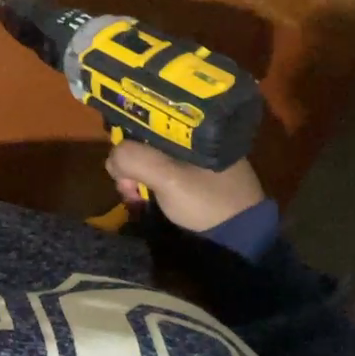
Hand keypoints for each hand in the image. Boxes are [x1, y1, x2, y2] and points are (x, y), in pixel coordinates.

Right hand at [105, 141, 265, 232]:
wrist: (241, 238)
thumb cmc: (207, 201)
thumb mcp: (167, 177)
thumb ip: (134, 159)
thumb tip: (113, 158)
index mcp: (194, 127)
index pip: (146, 118)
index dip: (127, 138)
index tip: (123, 166)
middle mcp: (193, 137)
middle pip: (144, 139)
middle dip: (130, 164)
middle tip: (130, 189)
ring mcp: (194, 157)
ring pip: (149, 157)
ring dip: (135, 178)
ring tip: (136, 199)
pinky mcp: (195, 176)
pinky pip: (160, 170)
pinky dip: (148, 183)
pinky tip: (145, 200)